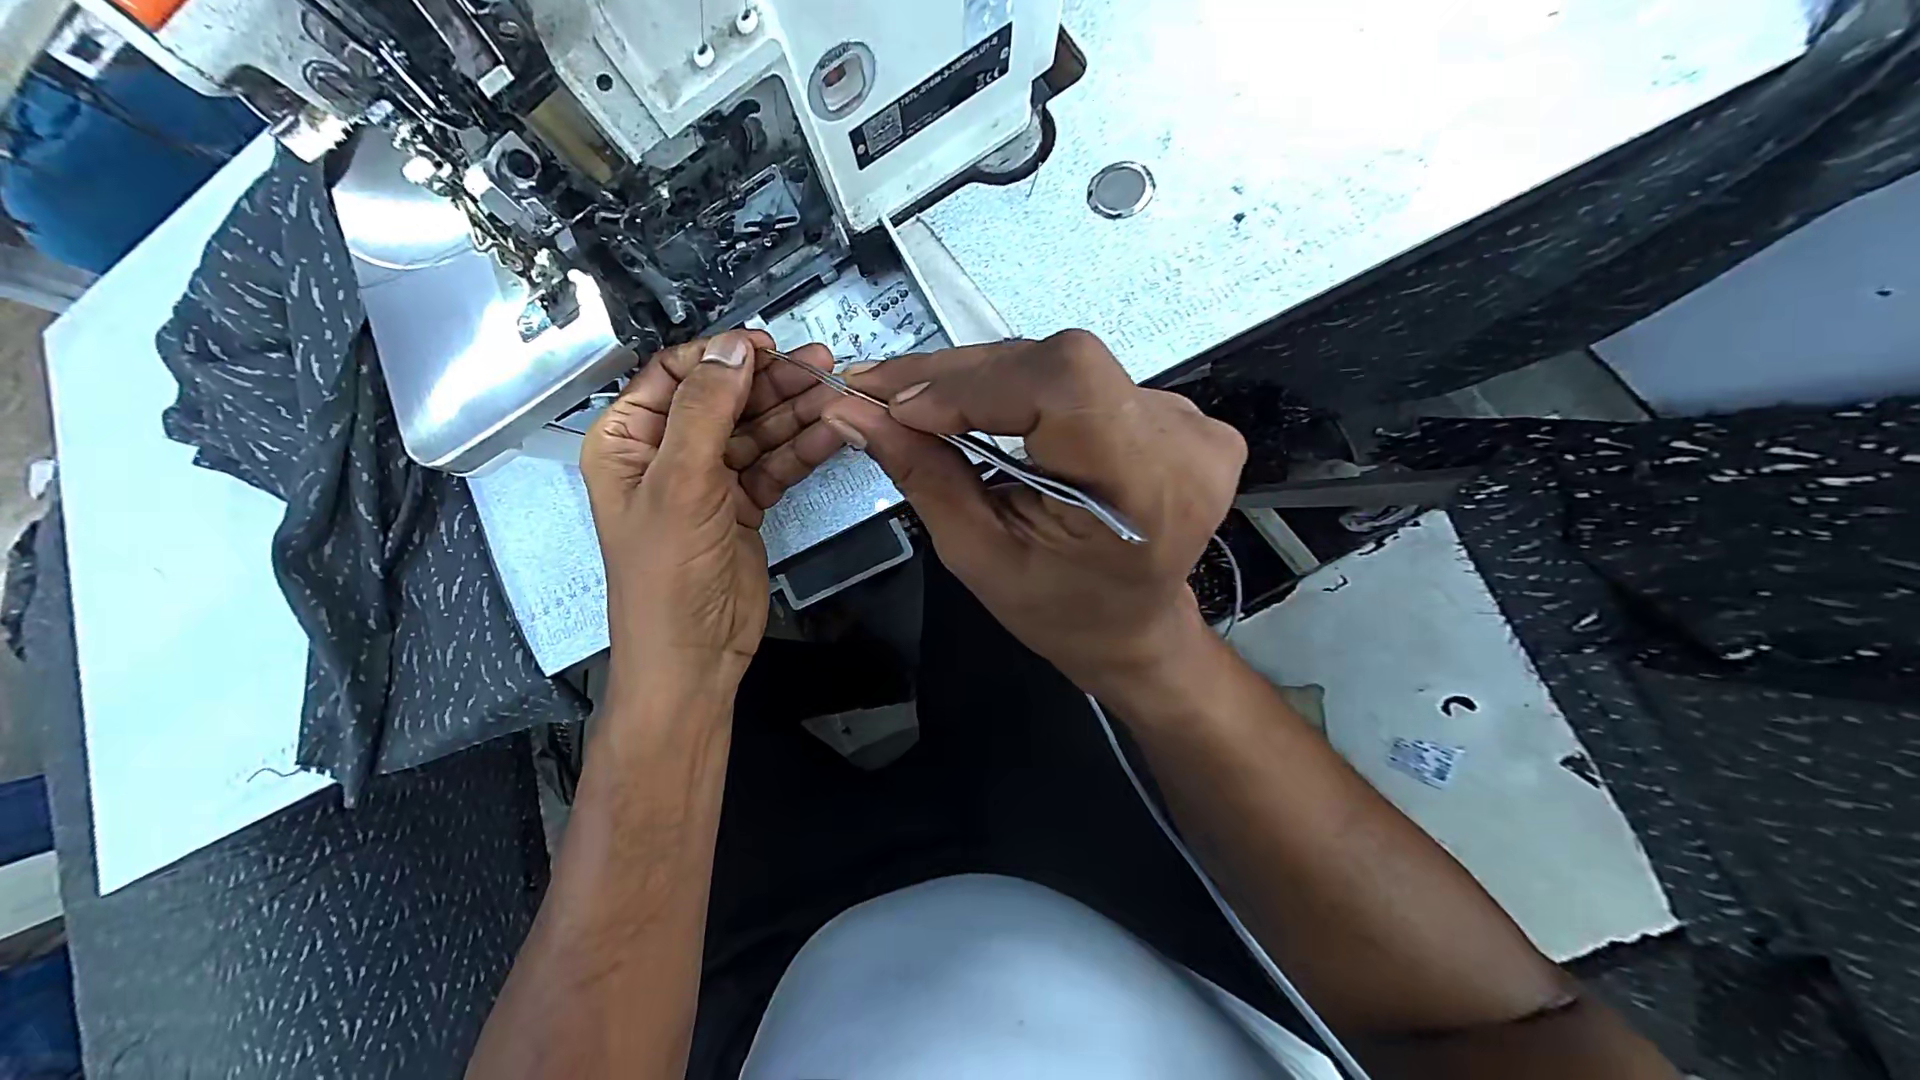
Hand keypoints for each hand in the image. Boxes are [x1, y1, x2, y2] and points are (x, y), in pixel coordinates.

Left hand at [580, 330, 839, 700]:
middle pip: (725, 400)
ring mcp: (710, 480)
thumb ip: (707, 411)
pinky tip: (831, 435)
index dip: (721, 357)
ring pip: (757, 431)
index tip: (767, 347)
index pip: (675, 376)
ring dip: (795, 414)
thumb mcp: (681, 484)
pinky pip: (775, 465)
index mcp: (629, 441)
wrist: (695, 654)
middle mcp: (668, 454)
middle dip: (771, 384)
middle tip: (818, 367)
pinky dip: (802, 451)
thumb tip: (733, 350)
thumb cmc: (666, 576)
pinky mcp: (744, 504)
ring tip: (835, 395)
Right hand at [734, 330, 1246, 698]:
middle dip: (960, 375)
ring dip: (984, 378)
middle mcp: (1181, 441)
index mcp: (1145, 491)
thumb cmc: (1062, 613)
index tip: (897, 405)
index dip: (972, 383)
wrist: (1134, 626)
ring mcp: (1187, 420)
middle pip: (1059, 363)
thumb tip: (853, 411)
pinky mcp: (1173, 411)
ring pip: (1064, 363)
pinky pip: (1080, 378)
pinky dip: (1020, 387)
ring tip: (922, 402)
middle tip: (883, 390)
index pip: (1062, 386)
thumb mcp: (981, 557)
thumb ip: (924, 476)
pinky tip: (981, 408)